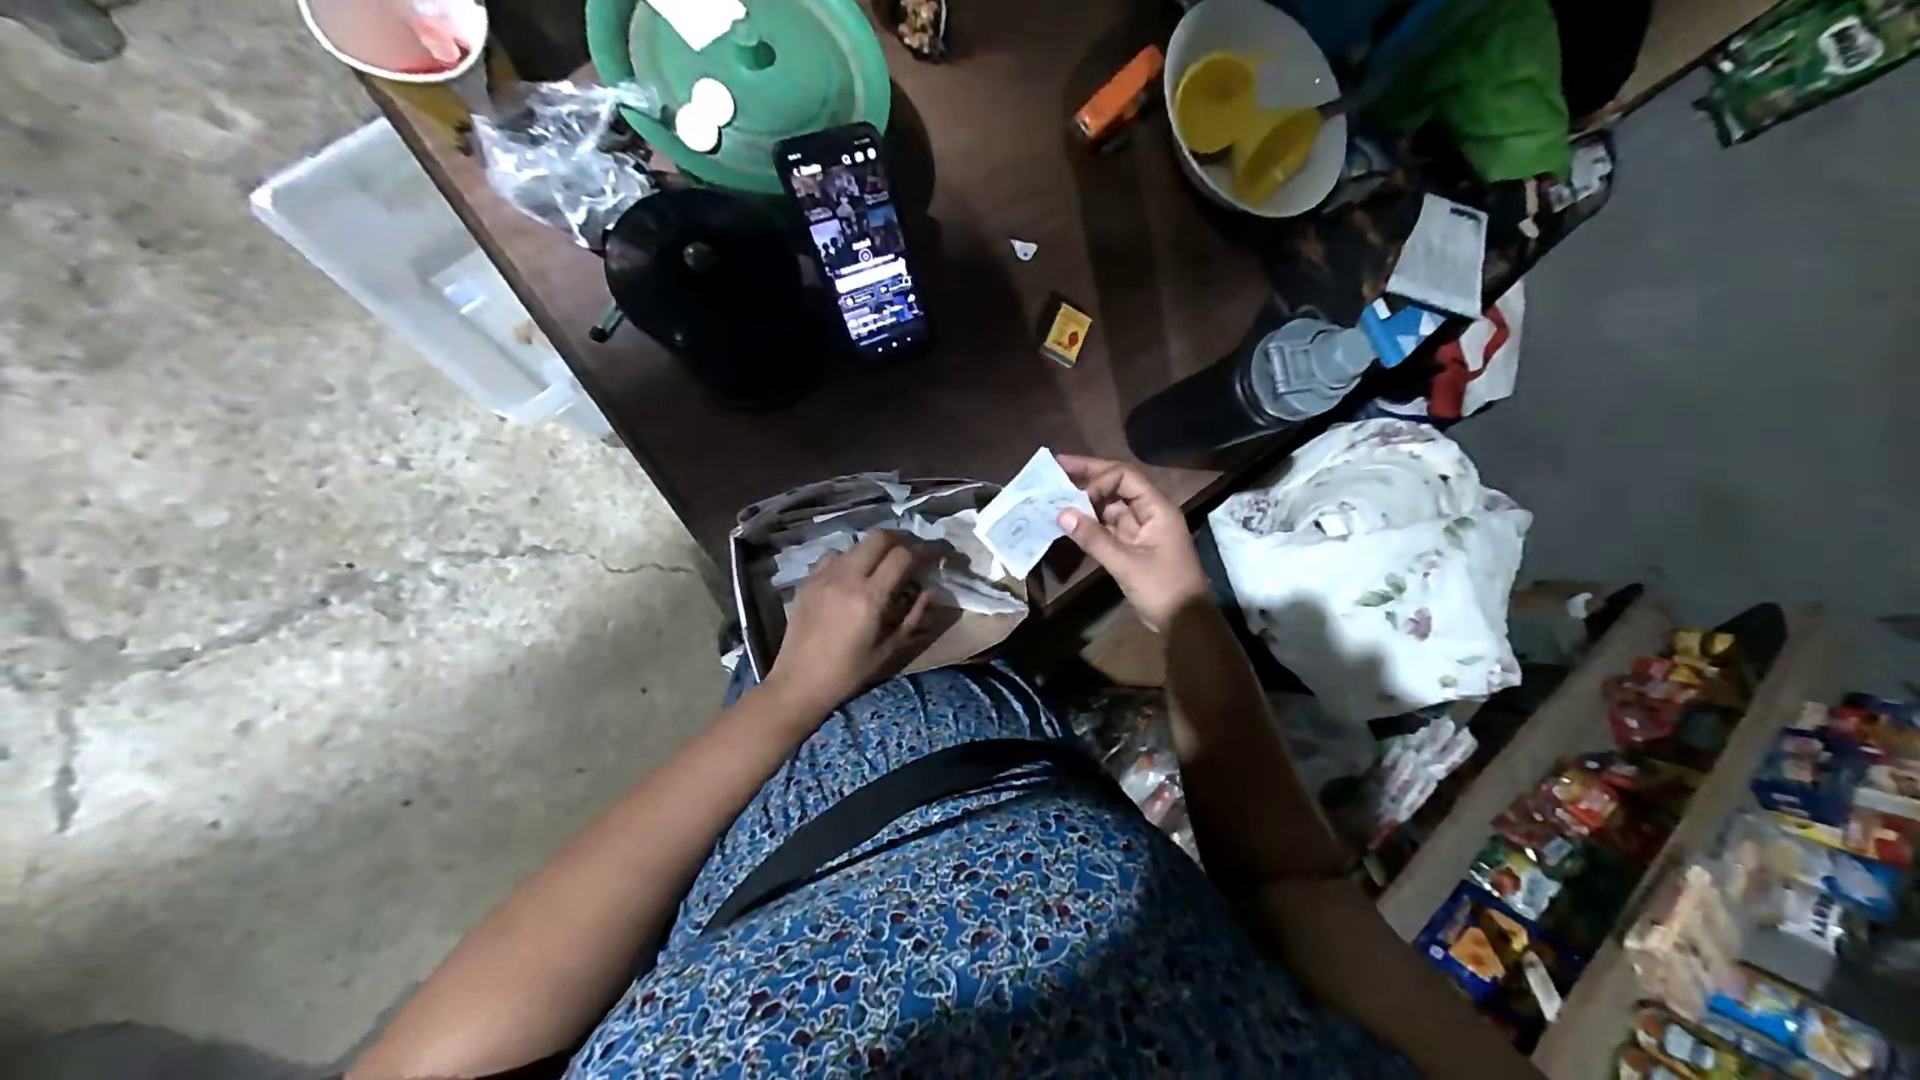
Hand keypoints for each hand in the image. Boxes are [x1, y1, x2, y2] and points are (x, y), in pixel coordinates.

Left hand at [765, 530, 933, 714]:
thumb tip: (930, 591)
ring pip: (855, 544)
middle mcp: (846, 578)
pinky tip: (851, 576)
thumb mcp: (888, 649)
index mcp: (869, 597)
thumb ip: (913, 617)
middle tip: (911, 552)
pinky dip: (849, 559)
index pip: (902, 555)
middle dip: (900, 539)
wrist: (799, 682)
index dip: (923, 551)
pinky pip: (833, 556)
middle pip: (879, 537)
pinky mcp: (807, 580)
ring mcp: (823, 576)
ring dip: (874, 549)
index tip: (933, 556)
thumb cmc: (848, 672)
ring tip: (882, 565)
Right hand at [1055, 455, 1208, 629]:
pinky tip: (1069, 520)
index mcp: (1157, 510)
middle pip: (1118, 485)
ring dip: (1086, 500)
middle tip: (1057, 466)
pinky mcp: (1132, 547)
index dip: (1099, 480)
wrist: (1185, 623)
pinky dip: (1089, 522)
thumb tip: (1061, 513)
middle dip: (1089, 476)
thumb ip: (1094, 538)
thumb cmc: (1163, 590)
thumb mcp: (1127, 564)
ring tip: (1056, 493)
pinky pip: (1108, 526)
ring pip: (1111, 506)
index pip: (1126, 477)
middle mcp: (1149, 513)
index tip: (1075, 496)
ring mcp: (1140, 530)